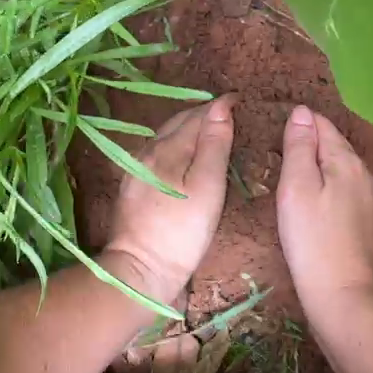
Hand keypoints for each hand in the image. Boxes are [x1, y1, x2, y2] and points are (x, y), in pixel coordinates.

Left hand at [102, 96, 234, 302]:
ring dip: (188, 128)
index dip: (219, 106)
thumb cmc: (181, 232)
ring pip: (166, 136)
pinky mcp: (131, 186)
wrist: (139, 272)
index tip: (240, 100)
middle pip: (179, 121)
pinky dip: (176, 145)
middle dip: (203, 113)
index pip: (197, 115)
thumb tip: (221, 107)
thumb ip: (215, 145)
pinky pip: (157, 153)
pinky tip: (185, 157)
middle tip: (229, 113)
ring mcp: (135, 169)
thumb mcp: (208, 187)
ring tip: (210, 130)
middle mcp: (147, 151)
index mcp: (167, 148)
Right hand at [276, 105, 372, 310]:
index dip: (298, 124)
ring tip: (293, 175)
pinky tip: (314, 200)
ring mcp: (369, 196)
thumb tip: (301, 112)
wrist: (341, 293)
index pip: (321, 124)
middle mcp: (363, 172)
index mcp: (345, 159)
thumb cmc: (311, 238)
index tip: (276, 134)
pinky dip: (328, 184)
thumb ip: (298, 147)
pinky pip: (346, 187)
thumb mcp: (295, 187)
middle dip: (309, 142)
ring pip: (340, 166)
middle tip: (279, 153)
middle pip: (333, 144)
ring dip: (318, 164)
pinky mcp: (368, 218)